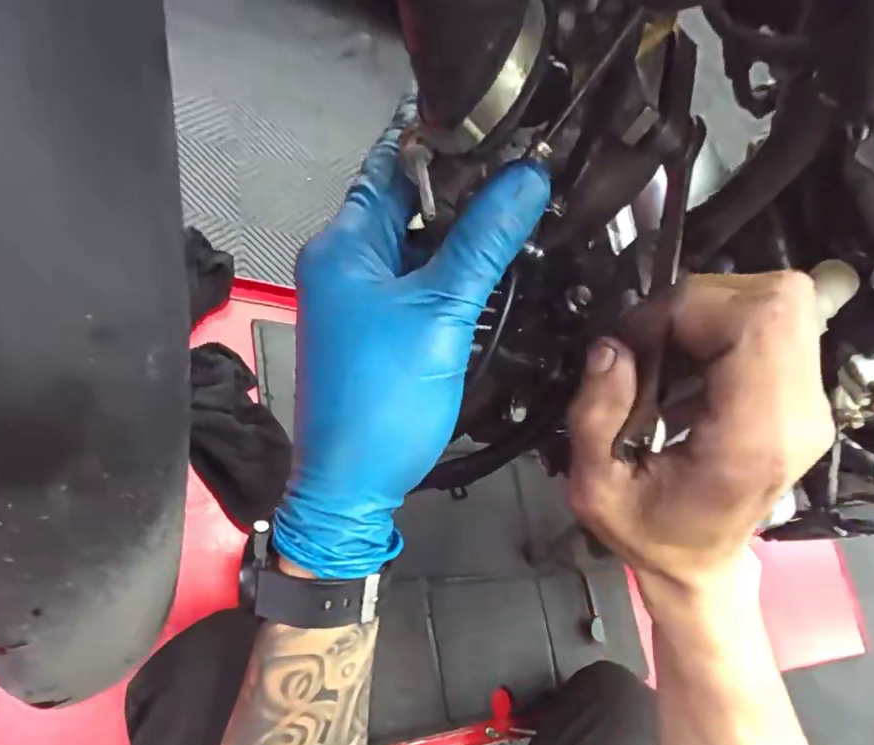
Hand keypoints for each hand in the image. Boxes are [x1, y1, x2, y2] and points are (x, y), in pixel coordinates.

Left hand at [273, 106, 551, 578]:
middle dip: (469, 192)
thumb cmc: (382, 404)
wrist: (352, 485)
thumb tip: (526, 178)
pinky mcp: (378, 329)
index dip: (452, 141)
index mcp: (344, 245)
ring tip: (523, 222)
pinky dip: (453, 276)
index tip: (508, 130)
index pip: (397, 161)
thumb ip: (482, 244)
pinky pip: (419, 285)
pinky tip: (494, 272)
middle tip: (530, 183)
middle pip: (412, 204)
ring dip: (465, 237)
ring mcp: (360, 298)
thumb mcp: (440, 316)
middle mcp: (345, 262)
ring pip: (419, 246)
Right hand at [565, 271, 837, 606]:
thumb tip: (611, 347)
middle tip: (651, 349)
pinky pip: (776, 327)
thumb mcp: (596, 491)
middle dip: (698, 305)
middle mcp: (800, 415)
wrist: (701, 566)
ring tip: (668, 363)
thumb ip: (594, 418)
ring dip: (710, 316)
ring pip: (781, 303)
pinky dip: (724, 330)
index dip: (685, 309)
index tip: (635, 346)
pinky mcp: (806, 396)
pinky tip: (689, 371)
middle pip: (778, 299)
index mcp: (754, 440)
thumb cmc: (651, 537)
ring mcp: (812, 404)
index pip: (754, 320)